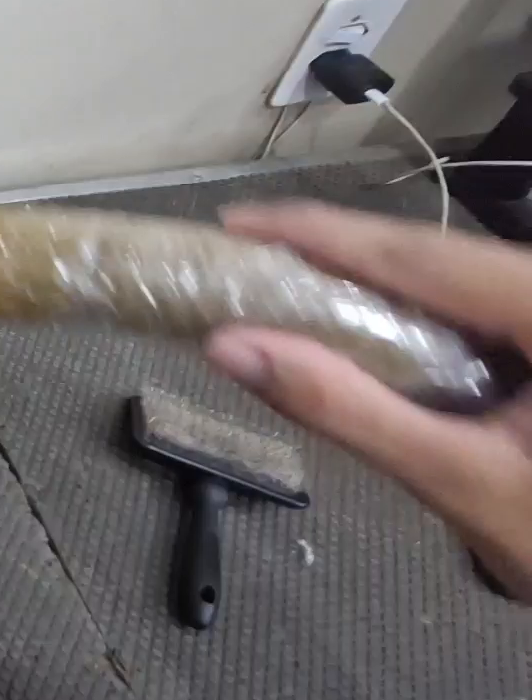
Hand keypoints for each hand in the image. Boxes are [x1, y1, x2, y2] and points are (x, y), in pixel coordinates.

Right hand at [204, 201, 531, 598]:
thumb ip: (343, 407)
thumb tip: (224, 345)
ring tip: (278, 275)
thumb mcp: (460, 478)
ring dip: (362, 274)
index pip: (423, 256)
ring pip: (458, 276)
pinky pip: (476, 303)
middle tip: (241, 249)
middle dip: (334, 248)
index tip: (232, 221)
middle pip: (441, 256)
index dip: (321, 233)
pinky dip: (402, 303)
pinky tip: (352, 311)